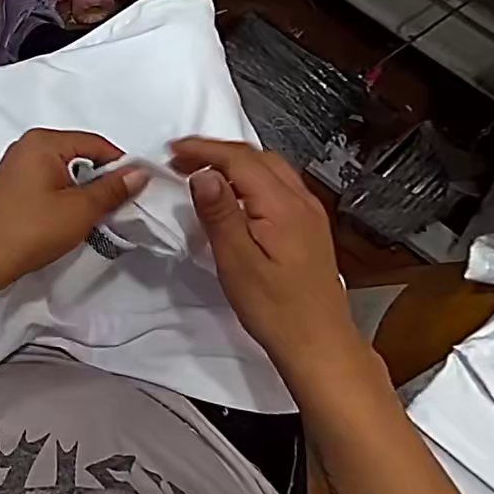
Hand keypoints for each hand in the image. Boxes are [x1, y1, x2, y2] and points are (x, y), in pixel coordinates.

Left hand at [0, 129, 147, 286]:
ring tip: (91, 216)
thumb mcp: (81, 210)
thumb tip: (139, 172)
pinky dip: (62, 195)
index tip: (136, 188)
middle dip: (99, 178)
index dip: (120, 165)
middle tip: (115, 205)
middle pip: (79, 154)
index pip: (95, 144)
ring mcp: (14, 166)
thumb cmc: (31, 231)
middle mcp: (26, 146)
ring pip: (63, 170)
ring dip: (81, 190)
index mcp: (42, 141)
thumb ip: (113, 188)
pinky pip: (46, 181)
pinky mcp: (9, 187)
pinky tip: (66, 218)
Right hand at [170, 138, 367, 376]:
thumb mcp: (238, 263)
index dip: (203, 150)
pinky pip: (278, 183)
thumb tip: (203, 174)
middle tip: (181, 160)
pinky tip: (234, 193)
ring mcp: (309, 211)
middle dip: (216, 152)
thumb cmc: (277, 310)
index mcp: (283, 205)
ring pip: (269, 167)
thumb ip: (220, 214)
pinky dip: (250, 177)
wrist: (320, 343)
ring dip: (234, 162)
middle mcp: (301, 200)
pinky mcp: (309, 224)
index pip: (239, 159)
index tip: (173, 151)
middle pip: (256, 156)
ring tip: (202, 172)